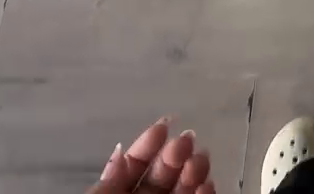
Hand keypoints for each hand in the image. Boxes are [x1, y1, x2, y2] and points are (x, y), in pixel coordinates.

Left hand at [88, 118, 212, 193]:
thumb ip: (106, 187)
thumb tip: (120, 151)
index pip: (133, 166)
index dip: (148, 145)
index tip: (164, 126)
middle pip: (164, 173)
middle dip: (176, 153)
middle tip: (186, 142)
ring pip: (185, 186)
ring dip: (195, 170)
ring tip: (198, 163)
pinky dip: (207, 193)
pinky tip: (207, 186)